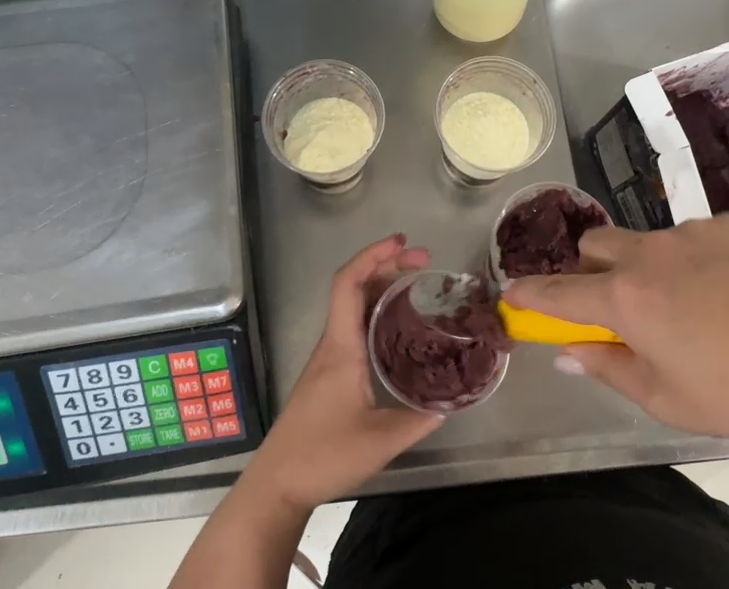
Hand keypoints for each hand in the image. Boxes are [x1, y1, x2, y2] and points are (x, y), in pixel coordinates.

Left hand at [242, 234, 443, 511]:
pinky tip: (401, 328)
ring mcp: (328, 359)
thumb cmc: (324, 455)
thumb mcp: (381, 439)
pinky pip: (355, 328)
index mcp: (341, 347)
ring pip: (354, 307)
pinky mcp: (329, 375)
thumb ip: (419, 419)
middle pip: (354, 287)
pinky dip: (378, 313)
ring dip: (382, 288)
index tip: (404, 244)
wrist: (279, 483)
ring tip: (419, 286)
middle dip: (387, 265)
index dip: (374, 255)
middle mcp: (332, 344)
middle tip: (425, 263)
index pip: (349, 283)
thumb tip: (449, 401)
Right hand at [504, 215, 728, 442]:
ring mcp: (690, 232)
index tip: (512, 294)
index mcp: (624, 298)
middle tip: (618, 305)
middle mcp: (647, 253)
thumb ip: (608, 367)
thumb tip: (568, 351)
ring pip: (647, 240)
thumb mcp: (665, 399)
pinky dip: (696, 259)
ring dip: (649, 266)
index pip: (558, 292)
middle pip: (595, 245)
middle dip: (592, 270)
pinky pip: (694, 235)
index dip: (530, 294)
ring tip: (694, 305)